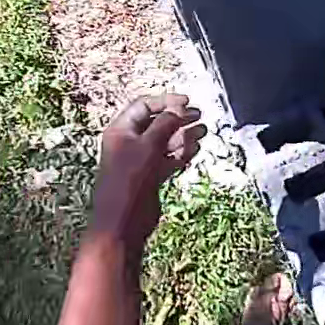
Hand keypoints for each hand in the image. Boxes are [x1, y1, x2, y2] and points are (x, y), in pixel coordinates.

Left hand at [88, 94, 205, 253]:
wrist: (124, 222)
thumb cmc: (130, 181)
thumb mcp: (148, 146)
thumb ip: (164, 125)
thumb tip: (177, 110)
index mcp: (121, 130)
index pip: (144, 106)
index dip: (165, 101)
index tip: (187, 102)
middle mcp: (129, 142)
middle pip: (156, 123)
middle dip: (178, 118)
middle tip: (198, 116)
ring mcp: (140, 160)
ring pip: (165, 141)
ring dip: (184, 136)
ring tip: (202, 132)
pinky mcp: (150, 175)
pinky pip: (168, 158)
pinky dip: (181, 154)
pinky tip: (194, 150)